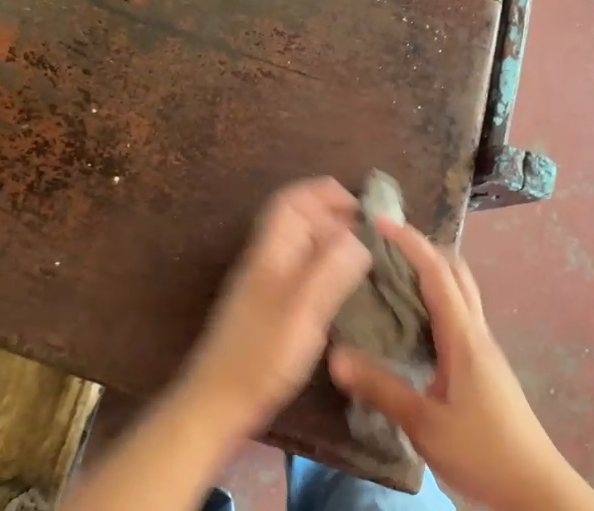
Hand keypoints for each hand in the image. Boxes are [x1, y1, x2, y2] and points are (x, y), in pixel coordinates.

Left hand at [174, 177, 372, 436]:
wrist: (218, 401)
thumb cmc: (260, 353)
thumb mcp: (302, 308)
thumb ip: (330, 268)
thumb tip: (359, 235)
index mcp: (270, 251)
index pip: (291, 201)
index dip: (322, 193)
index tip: (361, 205)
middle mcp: (267, 260)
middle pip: (298, 221)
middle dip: (334, 218)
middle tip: (375, 235)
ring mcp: (267, 285)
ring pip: (302, 248)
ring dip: (333, 244)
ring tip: (370, 260)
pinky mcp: (271, 310)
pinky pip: (303, 274)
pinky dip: (327, 271)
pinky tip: (348, 291)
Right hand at [328, 218, 593, 510]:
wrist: (537, 493)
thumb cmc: (484, 452)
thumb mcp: (426, 425)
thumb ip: (382, 389)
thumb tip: (335, 357)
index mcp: (464, 338)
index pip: (436, 272)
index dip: (409, 241)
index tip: (379, 221)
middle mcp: (476, 335)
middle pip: (455, 273)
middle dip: (422, 248)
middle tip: (384, 244)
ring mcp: (482, 353)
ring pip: (458, 294)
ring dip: (428, 274)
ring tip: (388, 274)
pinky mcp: (481, 371)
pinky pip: (455, 318)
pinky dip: (431, 303)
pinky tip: (407, 323)